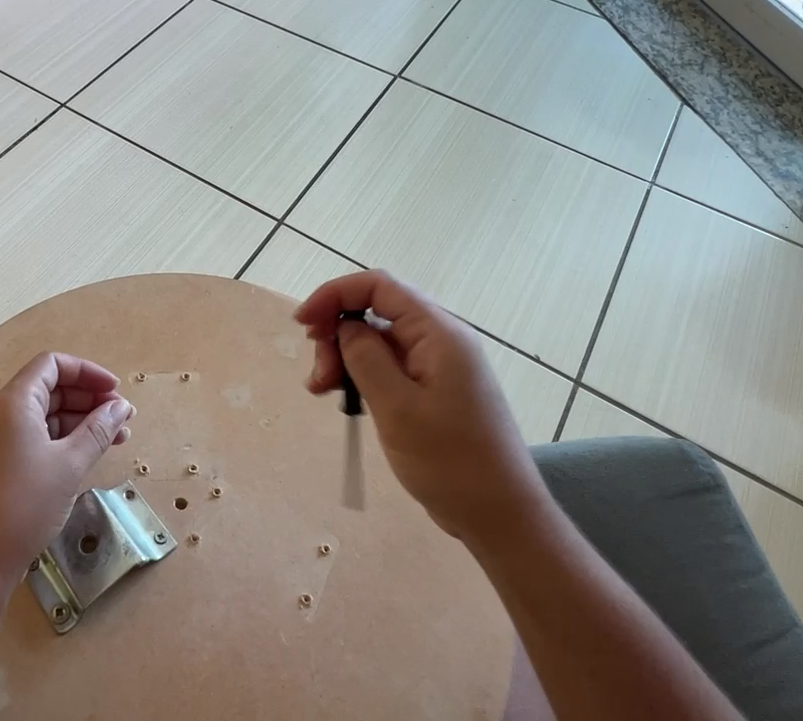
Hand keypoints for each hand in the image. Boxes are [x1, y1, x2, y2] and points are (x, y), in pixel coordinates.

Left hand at [0, 352, 136, 579]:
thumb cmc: (25, 504)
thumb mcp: (70, 465)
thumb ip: (98, 430)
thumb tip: (121, 407)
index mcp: (14, 402)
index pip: (53, 365)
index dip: (87, 372)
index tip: (116, 390)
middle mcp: (1, 412)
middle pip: (50, 388)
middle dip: (89, 399)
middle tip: (123, 418)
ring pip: (45, 414)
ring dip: (80, 421)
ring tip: (116, 439)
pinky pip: (35, 436)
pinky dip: (63, 439)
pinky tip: (89, 454)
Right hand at [297, 270, 547, 541]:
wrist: (500, 516)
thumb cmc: (450, 461)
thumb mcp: (397, 407)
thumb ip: (365, 357)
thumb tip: (345, 326)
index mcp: (438, 332)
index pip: (379, 286)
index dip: (334, 294)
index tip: (302, 324)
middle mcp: (442, 339)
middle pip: (376, 311)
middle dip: (337, 332)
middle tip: (318, 375)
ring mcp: (440, 365)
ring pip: (379, 339)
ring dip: (345, 357)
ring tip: (323, 391)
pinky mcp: (436, 389)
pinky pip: (391, 365)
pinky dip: (362, 375)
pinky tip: (345, 399)